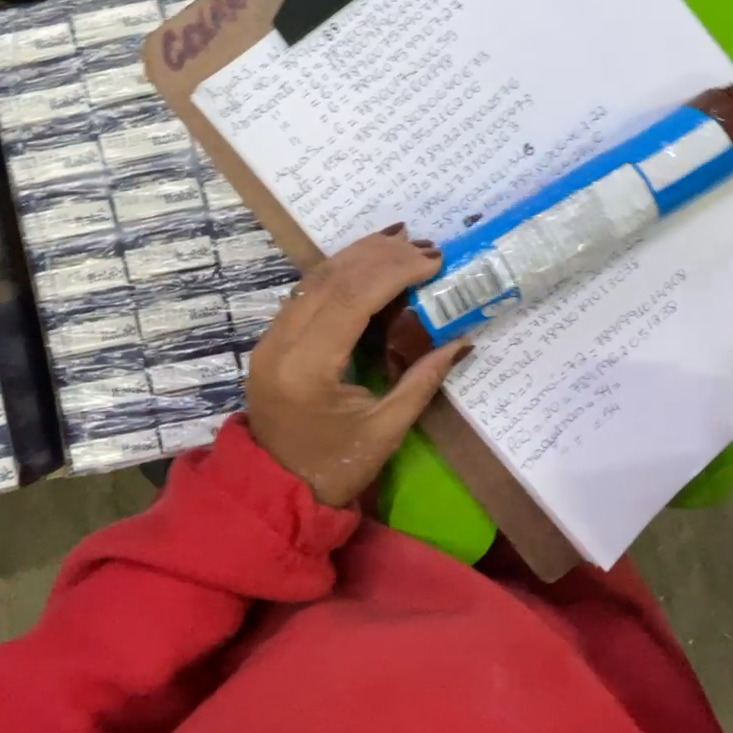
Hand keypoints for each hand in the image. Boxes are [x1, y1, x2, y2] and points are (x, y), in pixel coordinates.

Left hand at [246, 225, 471, 505]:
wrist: (274, 491)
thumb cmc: (334, 469)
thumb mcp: (386, 431)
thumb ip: (423, 380)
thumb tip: (462, 340)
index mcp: (307, 368)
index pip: (352, 299)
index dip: (395, 272)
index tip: (433, 260)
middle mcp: (280, 344)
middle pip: (331, 279)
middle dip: (380, 256)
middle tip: (424, 246)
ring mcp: (269, 339)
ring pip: (315, 279)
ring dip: (358, 256)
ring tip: (400, 241)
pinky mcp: (271, 340)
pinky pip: (306, 293)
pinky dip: (339, 273)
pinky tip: (367, 262)